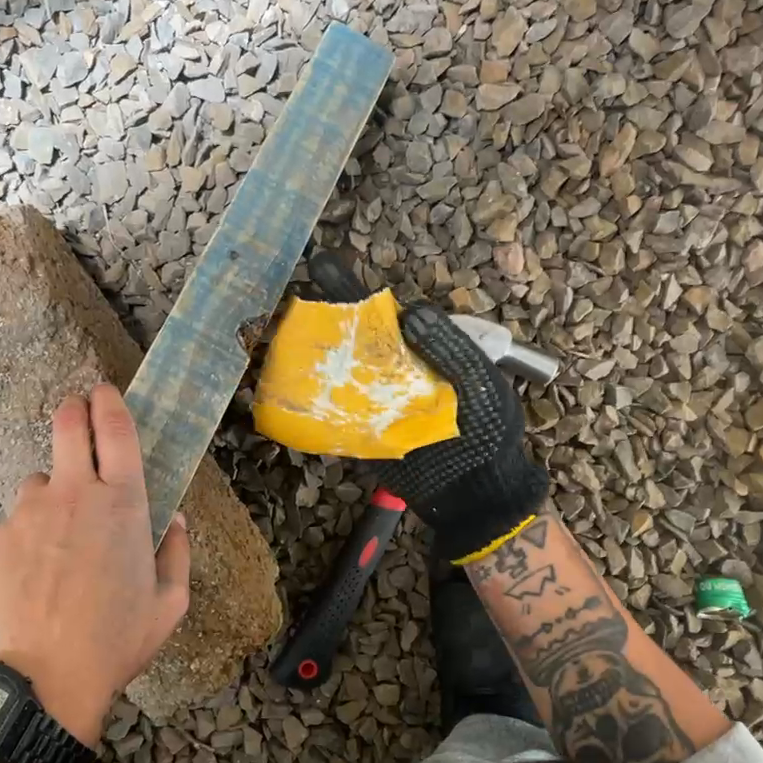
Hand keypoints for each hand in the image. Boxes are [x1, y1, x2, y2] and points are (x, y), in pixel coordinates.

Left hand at [0, 384, 190, 744]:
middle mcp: (74, 494)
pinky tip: (34, 573)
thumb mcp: (169, 604)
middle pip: (67, 424)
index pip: (116, 428)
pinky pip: (16, 523)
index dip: (110, 401)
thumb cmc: (116, 641)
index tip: (105, 391)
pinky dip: (27, 535)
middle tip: (76, 416)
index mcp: (123, 503)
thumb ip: (177, 553)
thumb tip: (177, 522)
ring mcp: (30, 513)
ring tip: (57, 536)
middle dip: (72, 410)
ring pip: (38, 479)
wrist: (46, 678)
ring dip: (51, 492)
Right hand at [306, 251, 548, 565]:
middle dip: (320, 317)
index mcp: (424, 350)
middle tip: (284, 297)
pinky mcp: (359, 434)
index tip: (322, 266)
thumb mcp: (480, 385)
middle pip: (353, 338)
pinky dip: (307, 403)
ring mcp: (374, 402)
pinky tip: (281, 388)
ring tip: (274, 337)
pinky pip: (330, 413)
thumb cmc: (488, 433)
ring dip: (308, 357)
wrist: (477, 496)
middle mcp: (394, 371)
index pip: (385, 313)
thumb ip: (450, 348)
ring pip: (336, 373)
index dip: (352, 290)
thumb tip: (412, 311)